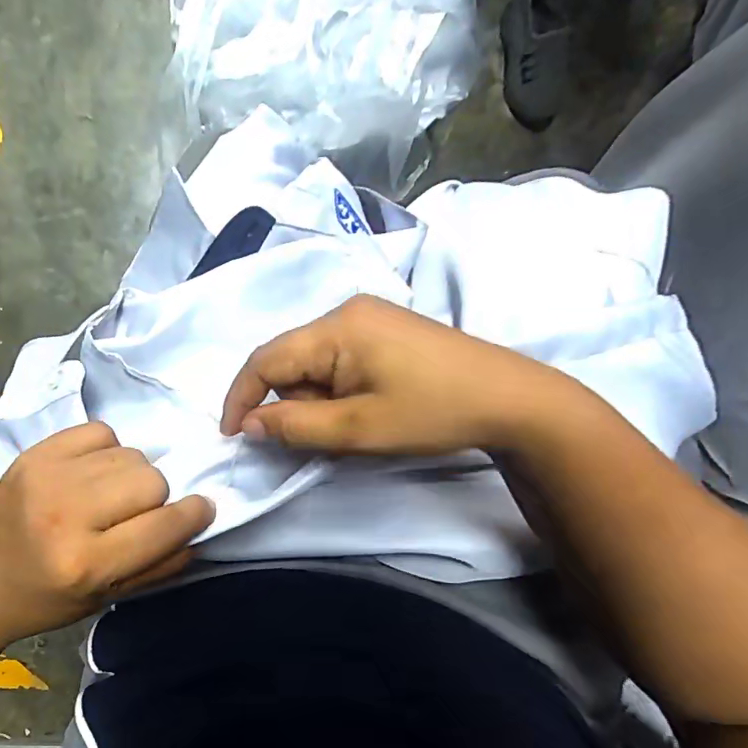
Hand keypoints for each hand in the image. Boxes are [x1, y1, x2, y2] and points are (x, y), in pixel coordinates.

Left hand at [0, 422, 214, 646]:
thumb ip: (158, 564)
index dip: (194, 515)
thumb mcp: (107, 599)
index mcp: (84, 563)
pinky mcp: (33, 455)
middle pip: (150, 479)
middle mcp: (64, 514)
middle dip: (156, 498)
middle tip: (137, 515)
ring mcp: (45, 477)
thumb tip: (198, 524)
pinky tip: (91, 474)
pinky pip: (99, 432)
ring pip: (128, 453)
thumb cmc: (46, 600)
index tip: (200, 510)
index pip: (164, 524)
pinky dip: (106, 450)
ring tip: (110, 496)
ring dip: (131, 474)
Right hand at [220, 295, 584, 456]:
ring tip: (353, 424)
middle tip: (322, 436)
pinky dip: (334, 389)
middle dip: (289, 403)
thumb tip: (247, 424)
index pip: (264, 360)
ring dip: (314, 399)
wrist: (514, 399)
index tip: (233, 437)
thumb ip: (293, 426)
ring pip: (310, 362)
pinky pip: (336, 358)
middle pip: (287, 360)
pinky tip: (363, 408)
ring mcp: (368, 316)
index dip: (241, 399)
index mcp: (336, 327)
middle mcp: (346, 310)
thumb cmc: (432, 413)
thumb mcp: (356, 429)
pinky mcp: (384, 328)